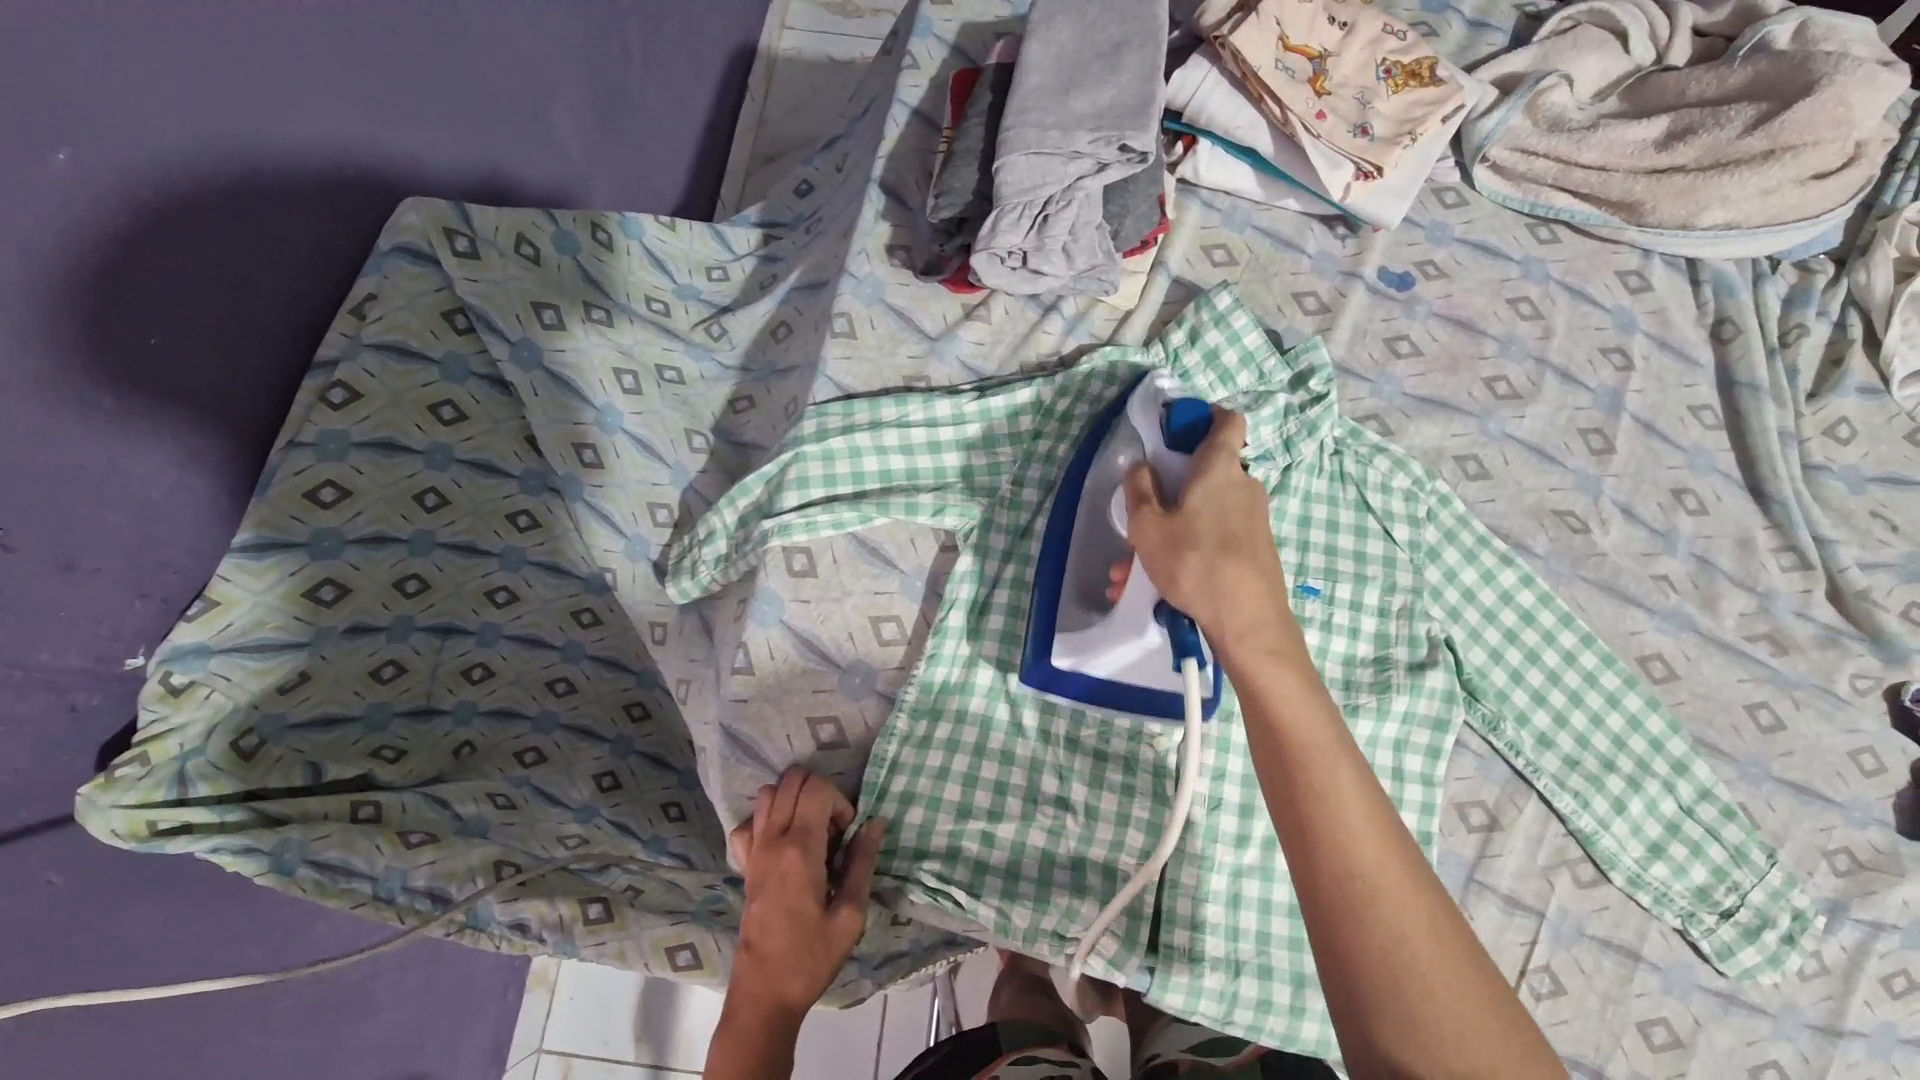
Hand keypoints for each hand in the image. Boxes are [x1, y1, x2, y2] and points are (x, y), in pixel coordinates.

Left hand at [727, 766, 884, 1020]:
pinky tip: (785, 844)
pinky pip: (751, 822)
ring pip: (769, 793)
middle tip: (835, 831)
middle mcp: (771, 840)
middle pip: (791, 780)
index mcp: (799, 849)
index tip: (849, 835)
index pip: (816, 788)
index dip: (840, 801)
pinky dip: (769, 819)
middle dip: (820, 793)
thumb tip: (875, 823)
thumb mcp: (850, 915)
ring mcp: (753, 850)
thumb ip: (862, 862)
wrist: (765, 992)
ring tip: (813, 833)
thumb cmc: (812, 957)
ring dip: (795, 801)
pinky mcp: (744, 864)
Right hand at [1111, 408, 1294, 647]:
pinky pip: (1212, 540)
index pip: (1227, 421)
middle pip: (1204, 476)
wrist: (1248, 620)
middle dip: (1168, 495)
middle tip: (1139, 521)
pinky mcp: (1255, 548)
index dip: (1205, 417)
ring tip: (1131, 572)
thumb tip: (1141, 464)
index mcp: (1219, 469)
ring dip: (1168, 535)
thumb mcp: (1149, 527)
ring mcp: (1253, 519)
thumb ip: (1140, 490)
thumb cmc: (1194, 562)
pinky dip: (1185, 554)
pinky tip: (1156, 589)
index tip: (1178, 432)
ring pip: (1201, 515)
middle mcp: (1243, 486)